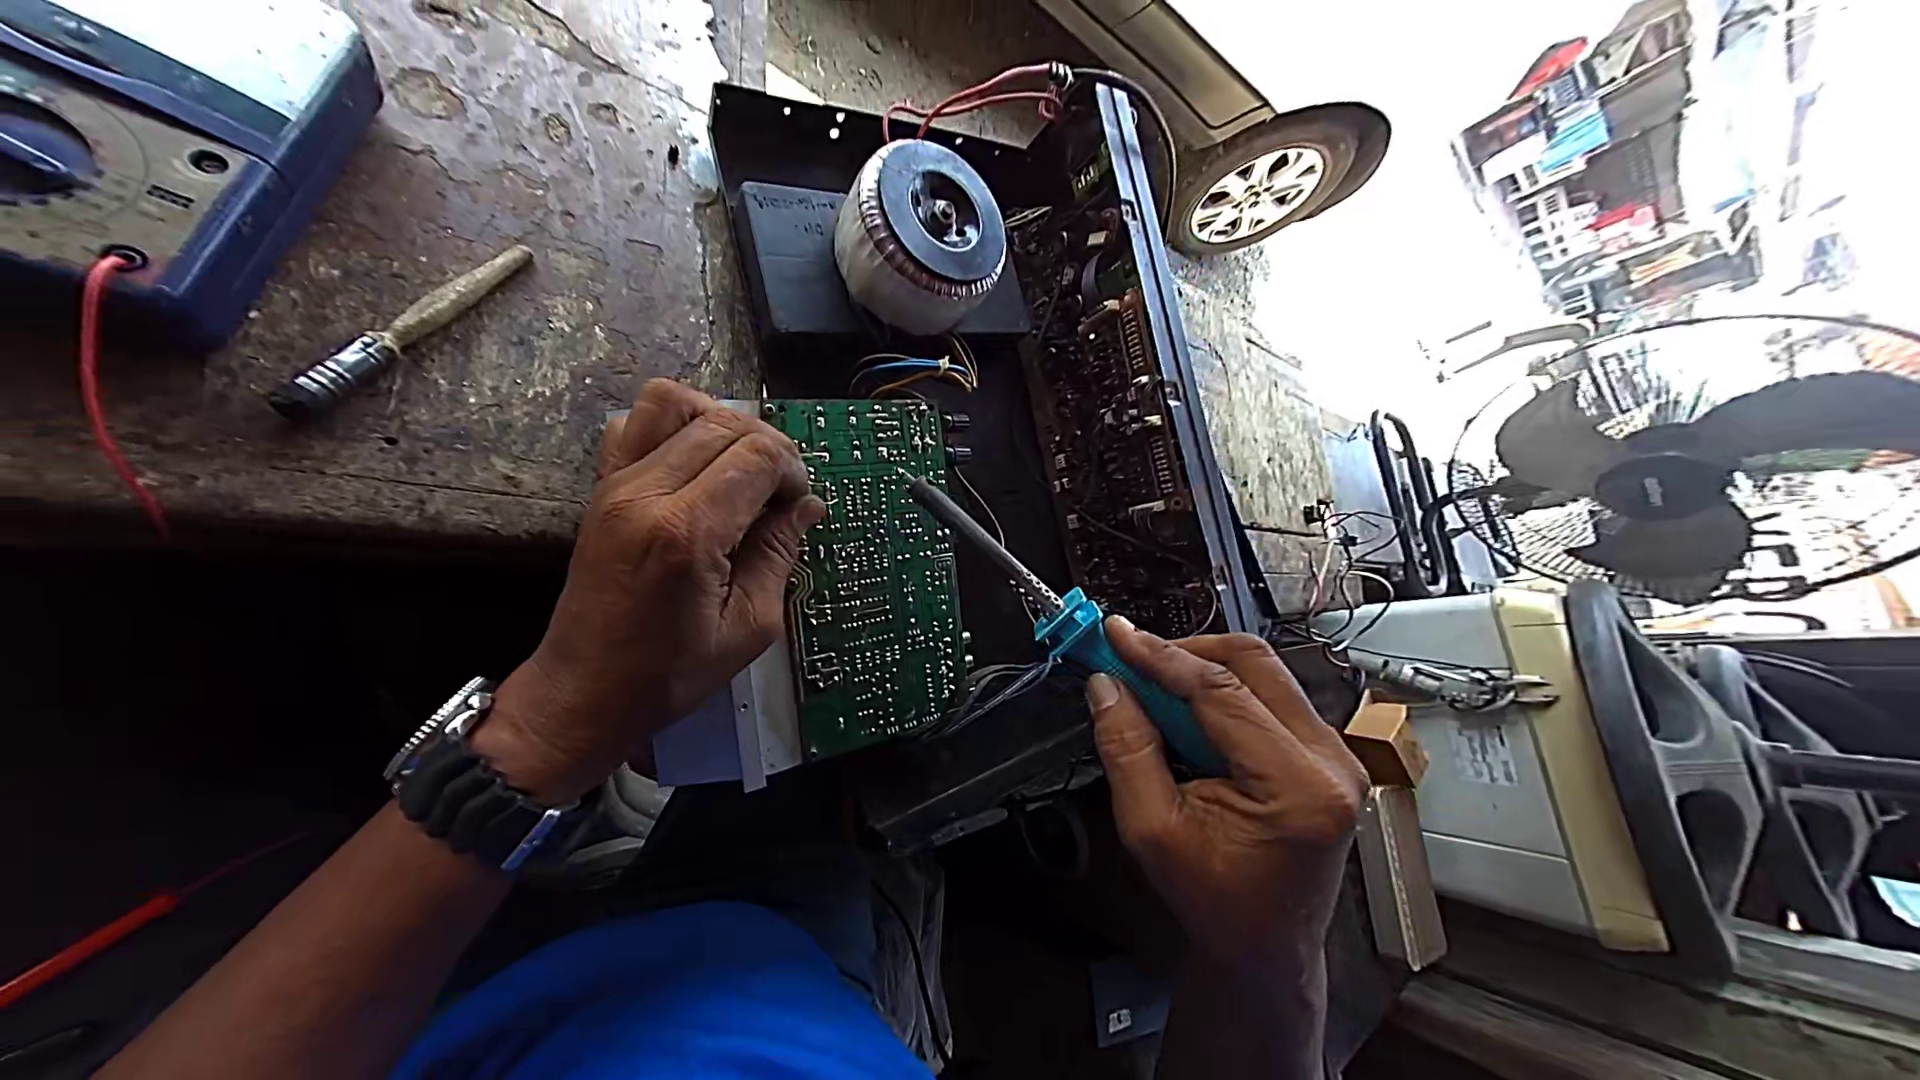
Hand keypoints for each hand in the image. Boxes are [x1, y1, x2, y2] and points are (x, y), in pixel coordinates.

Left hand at [476, 379, 824, 799]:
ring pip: (674, 402)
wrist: (584, 690)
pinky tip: (696, 466)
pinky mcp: (600, 487)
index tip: (798, 505)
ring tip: (739, 466)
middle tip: (778, 492)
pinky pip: (635, 422)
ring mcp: (615, 484)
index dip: (793, 470)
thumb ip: (780, 554)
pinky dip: (674, 427)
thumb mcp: (749, 626)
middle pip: (724, 422)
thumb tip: (808, 506)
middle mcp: (646, 492)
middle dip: (769, 447)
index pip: (757, 455)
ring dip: (720, 422)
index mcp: (688, 532)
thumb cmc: (672, 671)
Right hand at [1086, 619, 1367, 965]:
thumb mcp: (1151, 830)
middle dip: (1183, 650)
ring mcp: (1333, 755)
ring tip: (1150, 687)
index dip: (1160, 655)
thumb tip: (1107, 686)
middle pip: (1252, 661)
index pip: (1221, 690)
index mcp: (1298, 787)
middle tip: (1130, 657)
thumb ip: (1126, 750)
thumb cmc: (1216, 904)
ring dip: (1199, 667)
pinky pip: (1266, 694)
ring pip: (1260, 671)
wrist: (1265, 950)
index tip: (1116, 635)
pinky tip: (1182, 711)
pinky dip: (1216, 690)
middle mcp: (1330, 762)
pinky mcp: (1321, 754)